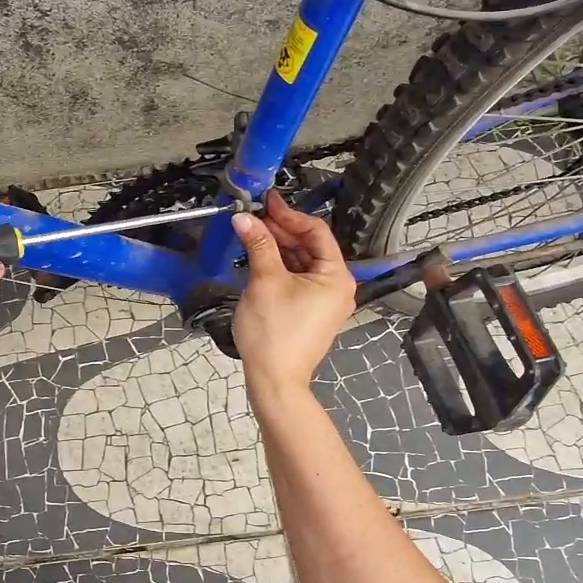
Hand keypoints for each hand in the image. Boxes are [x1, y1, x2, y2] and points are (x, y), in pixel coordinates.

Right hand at [232, 191, 355, 392]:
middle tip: (253, 218)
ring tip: (252, 236)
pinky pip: (298, 280)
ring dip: (278, 248)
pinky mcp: (311, 312)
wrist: (275, 380)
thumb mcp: (265, 281)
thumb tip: (244, 217)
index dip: (289, 214)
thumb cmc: (274, 332)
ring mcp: (325, 301)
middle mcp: (338, 286)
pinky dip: (280, 267)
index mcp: (336, 276)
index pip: (316, 231)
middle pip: (310, 246)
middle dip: (281, 231)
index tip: (266, 202)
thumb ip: (258, 244)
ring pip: (302, 263)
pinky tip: (259, 258)